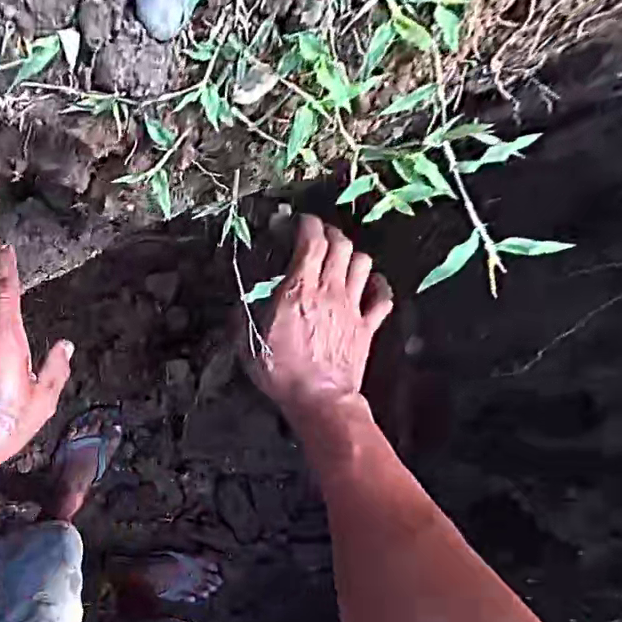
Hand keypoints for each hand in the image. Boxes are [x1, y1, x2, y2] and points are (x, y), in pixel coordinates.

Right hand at [250, 214, 393, 424]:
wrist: (319, 399)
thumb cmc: (280, 372)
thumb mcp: (248, 343)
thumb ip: (242, 318)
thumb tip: (238, 305)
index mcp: (298, 291)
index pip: (311, 242)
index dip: (306, 225)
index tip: (296, 222)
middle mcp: (329, 291)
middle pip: (341, 245)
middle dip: (330, 233)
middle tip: (318, 235)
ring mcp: (353, 307)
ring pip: (363, 263)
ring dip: (352, 254)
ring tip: (340, 257)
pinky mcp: (367, 326)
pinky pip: (383, 296)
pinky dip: (379, 284)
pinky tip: (370, 283)